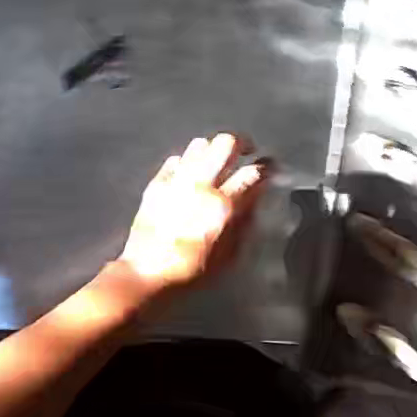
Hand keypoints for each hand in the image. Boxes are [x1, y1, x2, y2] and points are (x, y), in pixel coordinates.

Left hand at [115, 133, 268, 300]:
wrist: (146, 273)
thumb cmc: (191, 272)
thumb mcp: (229, 254)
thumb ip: (245, 221)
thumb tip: (255, 197)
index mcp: (222, 205)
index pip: (253, 173)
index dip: (267, 167)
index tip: (270, 167)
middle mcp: (199, 186)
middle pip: (225, 143)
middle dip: (242, 143)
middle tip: (246, 151)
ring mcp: (175, 181)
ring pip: (199, 145)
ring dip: (212, 150)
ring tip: (216, 162)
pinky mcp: (155, 184)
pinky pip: (175, 159)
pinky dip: (186, 162)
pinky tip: (189, 173)